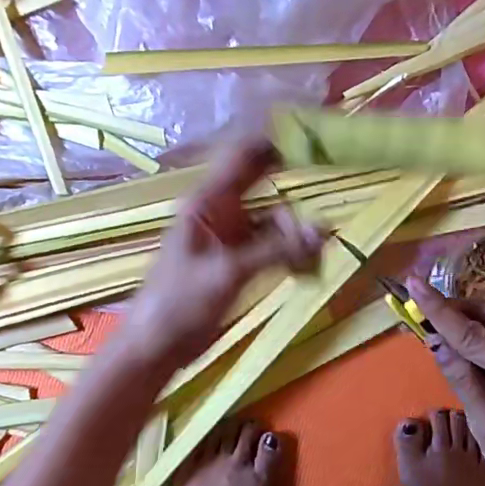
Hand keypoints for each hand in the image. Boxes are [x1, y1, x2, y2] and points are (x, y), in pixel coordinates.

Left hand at [117, 138, 323, 369]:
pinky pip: (273, 248)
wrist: (157, 346)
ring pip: (274, 222)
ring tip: (313, 259)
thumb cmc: (180, 303)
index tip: (314, 139)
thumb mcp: (229, 272)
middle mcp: (221, 212)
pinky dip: (290, 255)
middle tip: (327, 212)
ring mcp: (230, 237)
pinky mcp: (238, 262)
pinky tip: (306, 270)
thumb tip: (323, 229)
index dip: (275, 142)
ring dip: (296, 236)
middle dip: (295, 200)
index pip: (244, 156)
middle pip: (267, 189)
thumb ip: (276, 249)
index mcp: (207, 201)